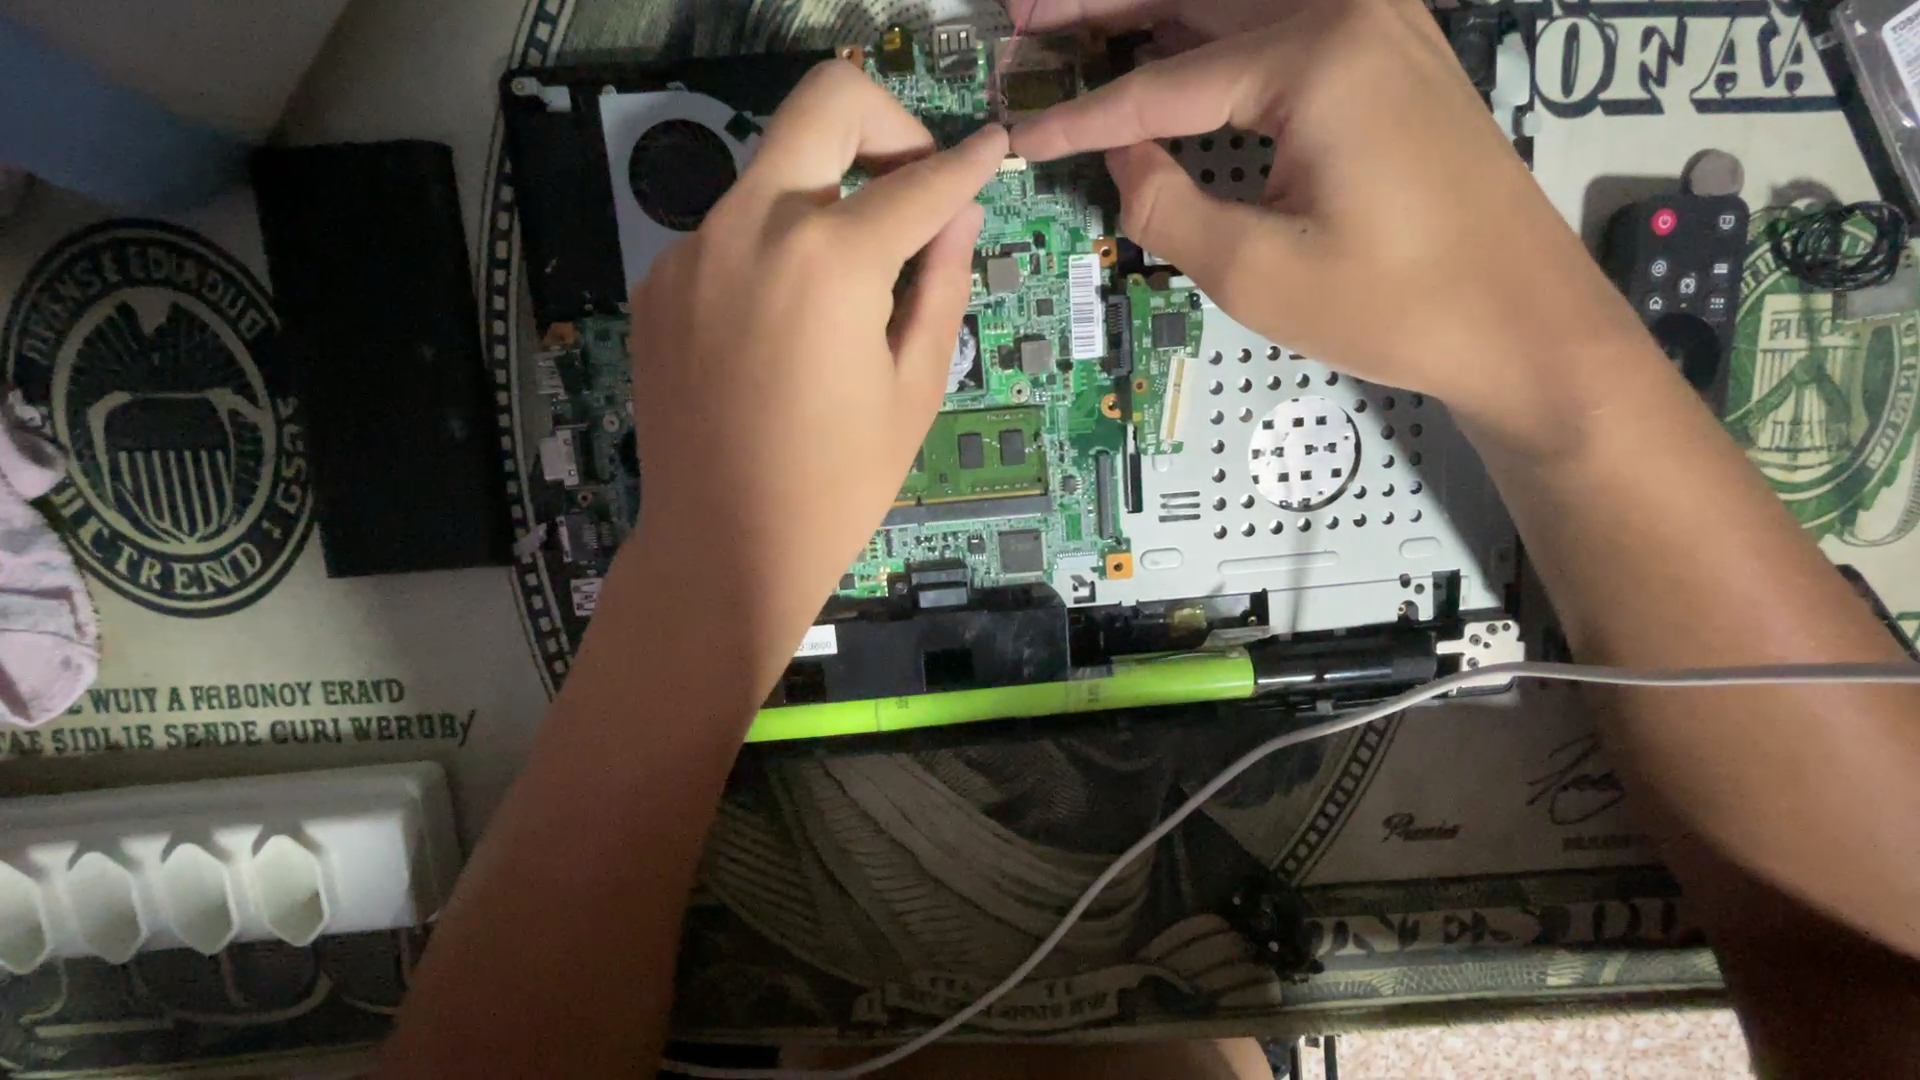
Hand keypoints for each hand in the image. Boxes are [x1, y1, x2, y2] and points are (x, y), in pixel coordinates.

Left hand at [625, 61, 1005, 670]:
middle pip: (824, 104)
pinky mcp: (658, 283)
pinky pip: (731, 232)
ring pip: (773, 169)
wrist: (722, 547)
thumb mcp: (914, 388)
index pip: (917, 181)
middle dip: (886, 126)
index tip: (992, 149)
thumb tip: (960, 214)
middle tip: (914, 185)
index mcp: (830, 259)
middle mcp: (750, 226)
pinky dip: (776, 248)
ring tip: (855, 275)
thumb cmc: (838, 486)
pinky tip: (789, 321)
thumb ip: (941, 284)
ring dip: (827, 194)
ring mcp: (692, 249)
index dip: (966, 163)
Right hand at [1010, 0, 1651, 441]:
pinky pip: (1275, 25)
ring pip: (1234, 2)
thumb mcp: (1255, 273)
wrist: (1520, 318)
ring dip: (1152, 9)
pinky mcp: (1386, 54)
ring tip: (1073, 18)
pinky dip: (1208, 32)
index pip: (1160, 85)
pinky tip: (1163, 38)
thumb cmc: (1393, 306)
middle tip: (1022, 15)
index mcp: (1316, 55)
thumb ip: (1166, 206)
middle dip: (1101, 5)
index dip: (1078, 117)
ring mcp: (1377, 22)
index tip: (1017, 136)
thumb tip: (1119, 156)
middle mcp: (1349, 8)